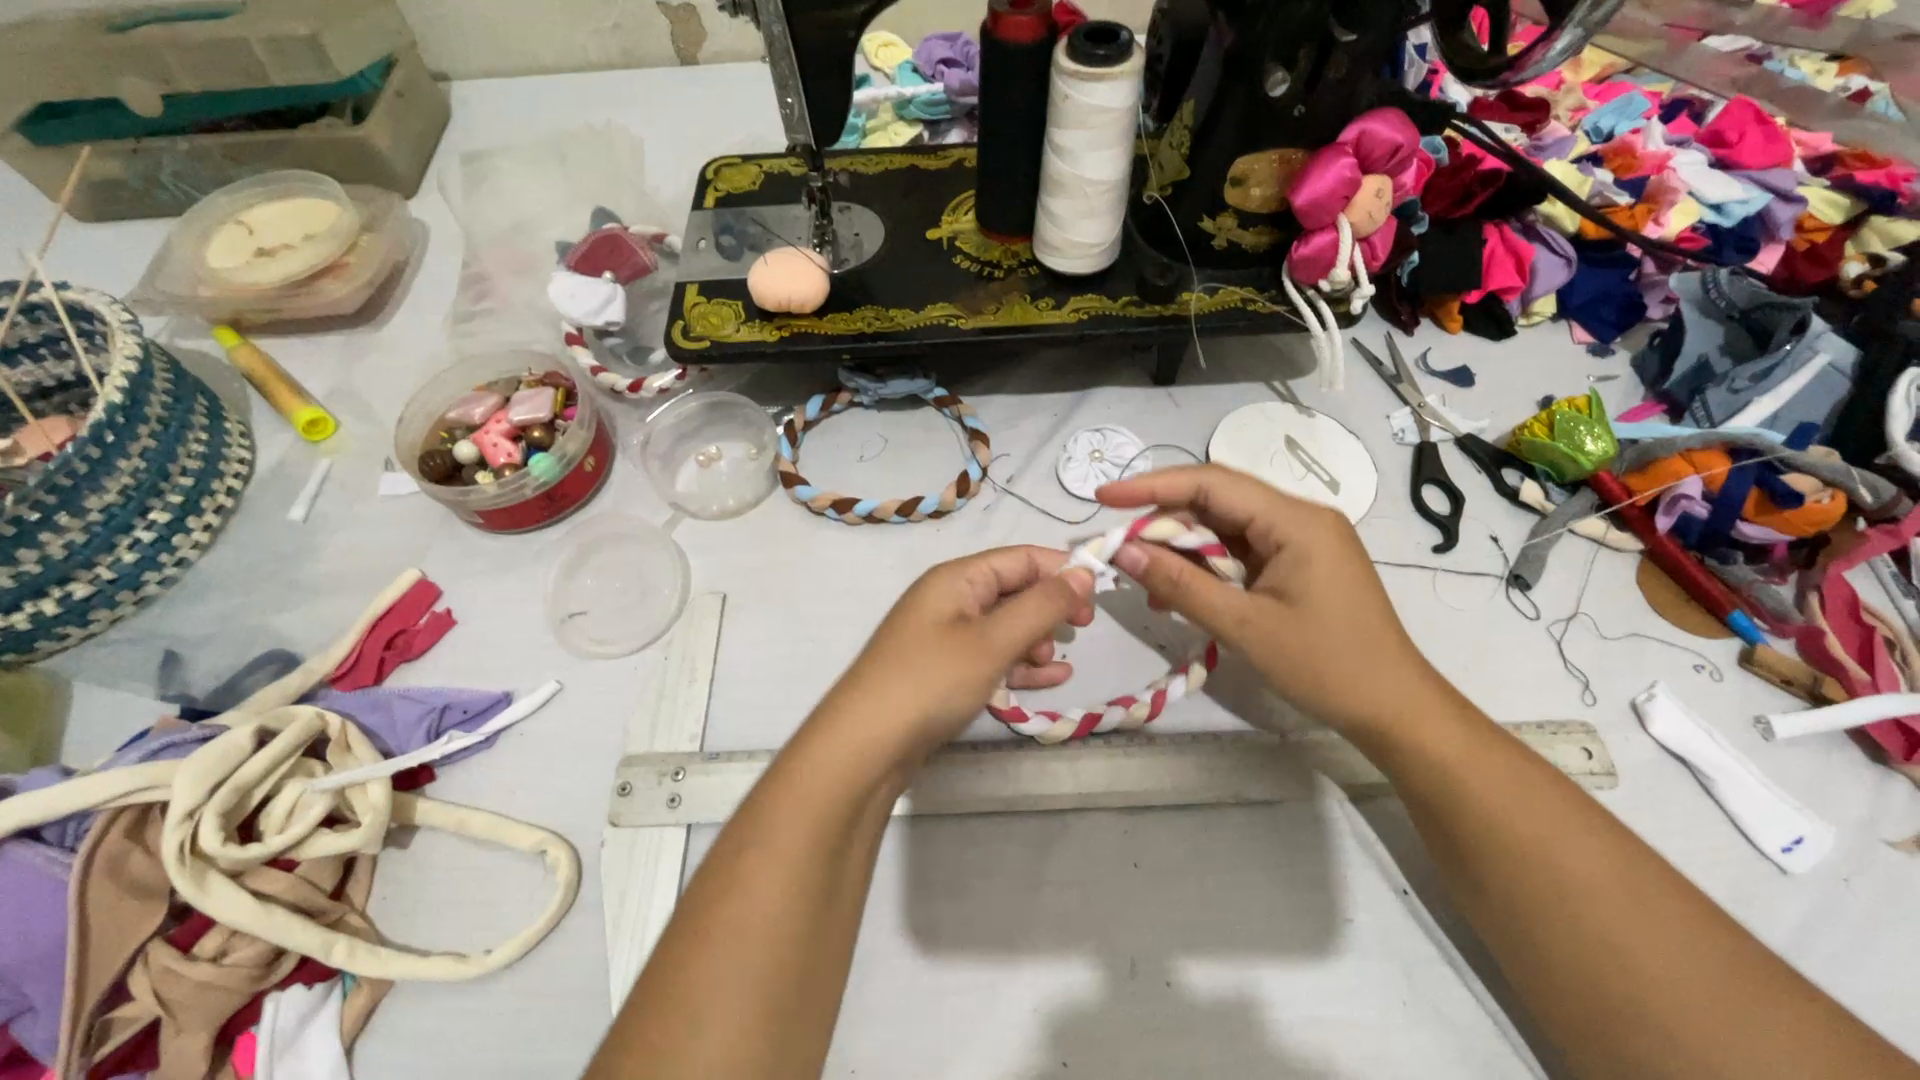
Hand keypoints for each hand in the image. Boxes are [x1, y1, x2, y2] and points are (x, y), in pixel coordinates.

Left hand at [815, 546, 1095, 765]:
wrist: (867, 744)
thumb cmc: (931, 681)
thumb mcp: (993, 641)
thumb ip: (1041, 606)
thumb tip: (1082, 573)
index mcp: (957, 579)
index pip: (1020, 558)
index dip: (1061, 569)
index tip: (1100, 593)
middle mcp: (950, 600)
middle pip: (1013, 590)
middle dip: (1050, 606)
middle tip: (1084, 628)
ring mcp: (945, 637)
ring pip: (1005, 626)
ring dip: (1036, 639)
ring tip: (1056, 662)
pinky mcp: (945, 672)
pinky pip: (992, 657)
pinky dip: (1020, 664)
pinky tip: (1050, 678)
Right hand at [1097, 465, 1447, 735]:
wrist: (1393, 707)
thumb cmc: (1326, 666)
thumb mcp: (1244, 626)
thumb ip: (1180, 584)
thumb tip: (1122, 552)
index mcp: (1295, 520)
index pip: (1210, 484)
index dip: (1151, 487)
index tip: (1103, 499)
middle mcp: (1299, 517)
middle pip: (1216, 502)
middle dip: (1163, 523)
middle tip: (1118, 550)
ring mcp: (1302, 541)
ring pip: (1225, 528)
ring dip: (1182, 550)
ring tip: (1144, 579)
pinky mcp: (1299, 564)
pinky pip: (1242, 552)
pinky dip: (1207, 568)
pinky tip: (1180, 592)